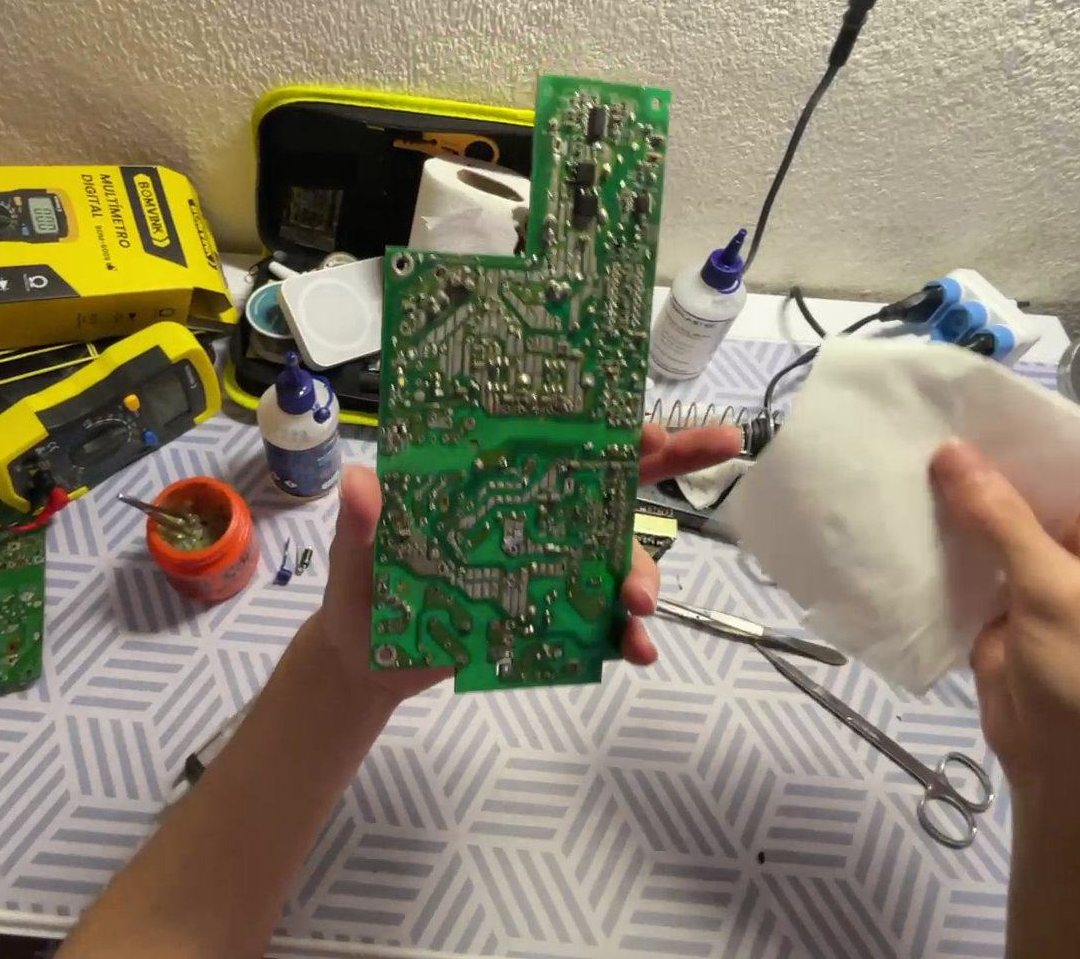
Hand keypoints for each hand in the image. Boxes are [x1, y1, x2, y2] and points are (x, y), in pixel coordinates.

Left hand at [316, 423, 742, 700]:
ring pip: (613, 557)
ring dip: (642, 570)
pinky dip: (626, 633)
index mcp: (487, 487)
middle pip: (605, 486)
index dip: (601, 426)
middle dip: (670, 461)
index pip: (550, 445)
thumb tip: (360, 482)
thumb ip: (362, 524)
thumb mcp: (358, 555)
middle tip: (721, 447)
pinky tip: (636, 649)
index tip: (645, 417)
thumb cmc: (365, 593)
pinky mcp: (548, 618)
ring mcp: (545, 568)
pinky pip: (601, 620)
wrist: (370, 662)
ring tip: (637, 603)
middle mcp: (528, 518)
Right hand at [930, 442, 1079, 797]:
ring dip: (951, 500)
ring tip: (896, 460)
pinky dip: (936, 540)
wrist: (1079, 773)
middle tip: (918, 425)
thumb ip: (1000, 519)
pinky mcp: (1000, 605)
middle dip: (980, 463)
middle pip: (1033, 492)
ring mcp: (1041, 579)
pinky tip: (895, 513)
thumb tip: (948, 451)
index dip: (1036, 432)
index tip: (972, 402)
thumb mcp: (1057, 591)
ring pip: (993, 524)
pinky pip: (967, 560)